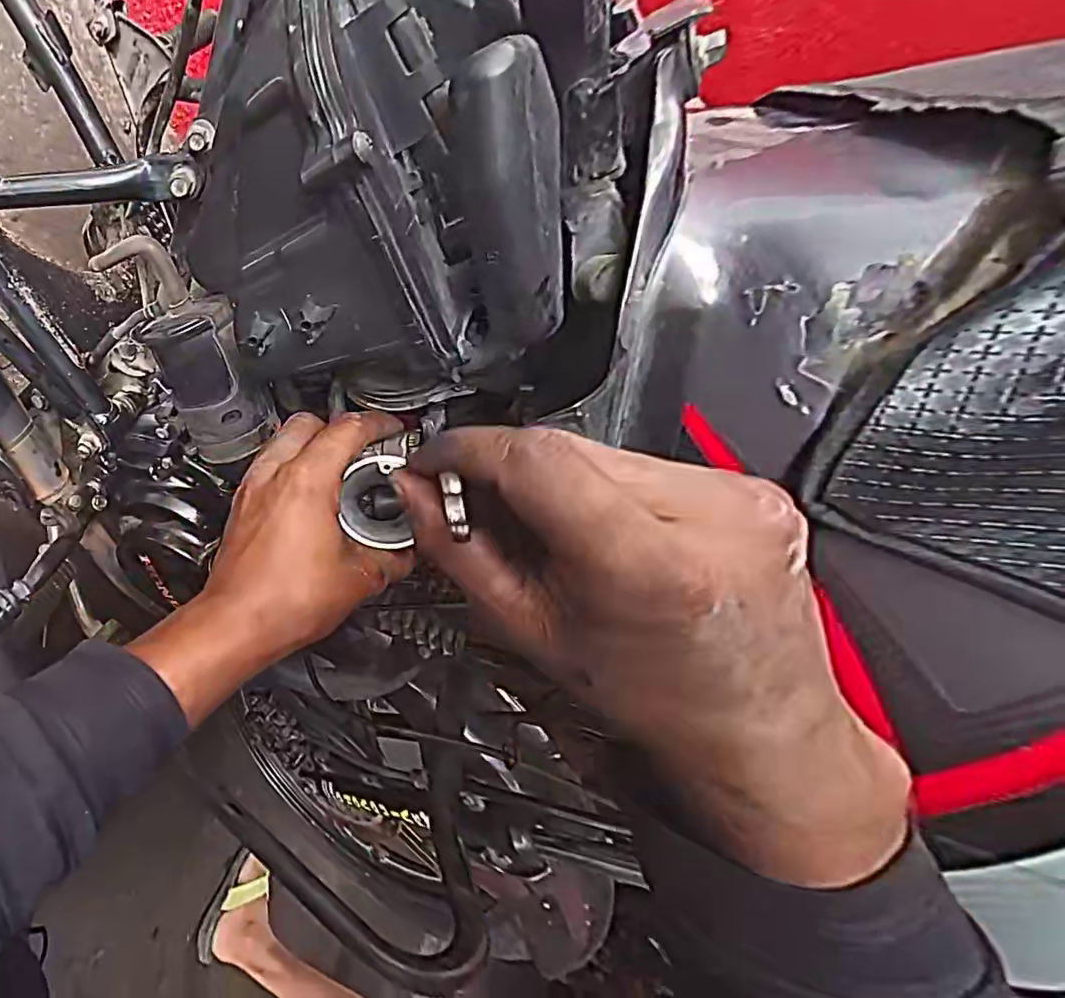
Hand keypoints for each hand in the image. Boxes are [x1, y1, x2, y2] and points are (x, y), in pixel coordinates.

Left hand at [128, 413, 414, 724]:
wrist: (238, 621)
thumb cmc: (282, 600)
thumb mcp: (358, 577)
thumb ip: (390, 554)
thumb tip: (402, 549)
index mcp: (304, 481)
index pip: (347, 428)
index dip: (379, 424)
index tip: (394, 430)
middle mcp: (271, 476)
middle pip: (307, 422)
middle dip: (341, 429)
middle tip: (367, 452)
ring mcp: (251, 489)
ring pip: (282, 442)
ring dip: (313, 448)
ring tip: (341, 476)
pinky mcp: (241, 506)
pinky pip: (268, 469)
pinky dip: (291, 470)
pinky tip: (311, 501)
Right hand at [395, 426, 910, 888]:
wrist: (754, 723)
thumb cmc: (650, 695)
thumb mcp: (526, 626)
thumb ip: (455, 548)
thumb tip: (415, 493)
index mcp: (647, 562)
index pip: (531, 456)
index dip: (462, 449)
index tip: (430, 463)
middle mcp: (708, 513)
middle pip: (555, 446)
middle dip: (494, 467)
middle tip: (469, 504)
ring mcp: (734, 493)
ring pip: (587, 447)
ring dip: (538, 476)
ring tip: (537, 528)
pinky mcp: (742, 485)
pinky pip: (627, 459)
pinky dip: (584, 483)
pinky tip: (584, 525)